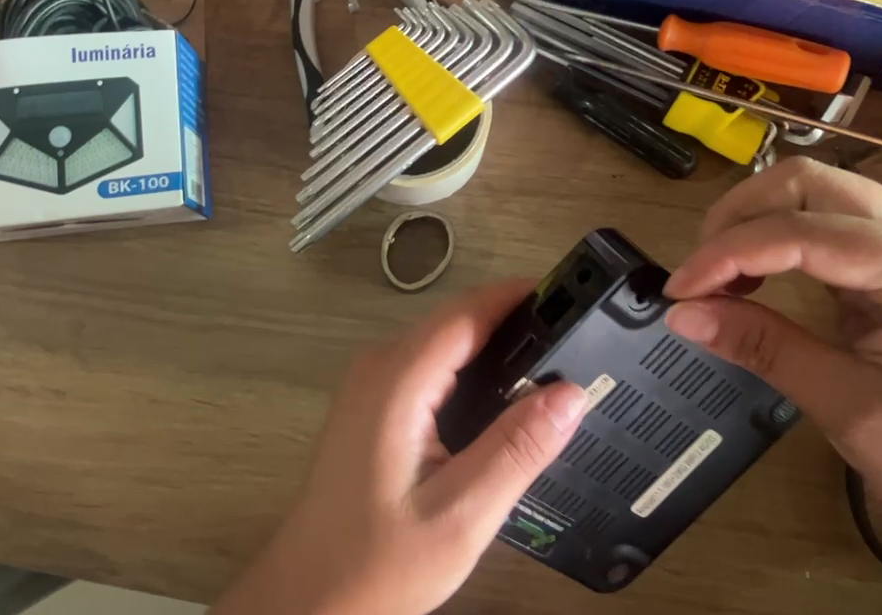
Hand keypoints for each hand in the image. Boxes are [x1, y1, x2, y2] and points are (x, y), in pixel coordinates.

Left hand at [211, 280, 588, 614]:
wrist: (311, 592)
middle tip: (569, 341)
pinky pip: (426, 362)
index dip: (515, 297)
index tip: (567, 296)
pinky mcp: (370, 401)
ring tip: (545, 366)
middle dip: (509, 320)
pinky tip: (496, 395)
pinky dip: (465, 366)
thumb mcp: (461, 514)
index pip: (465, 313)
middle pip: (452, 320)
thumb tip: (569, 395)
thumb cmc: (377, 560)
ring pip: (439, 340)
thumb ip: (517, 449)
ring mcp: (368, 382)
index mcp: (396, 381)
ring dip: (488, 344)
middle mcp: (377, 366)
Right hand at [661, 158, 881, 609]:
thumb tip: (680, 313)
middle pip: (812, 184)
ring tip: (722, 276)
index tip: (679, 289)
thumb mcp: (851, 410)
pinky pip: (833, 221)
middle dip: (741, 217)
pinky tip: (759, 276)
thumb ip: (764, 347)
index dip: (731, 252)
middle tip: (700, 274)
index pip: (808, 231)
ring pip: (819, 191)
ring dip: (758, 221)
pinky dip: (782, 237)